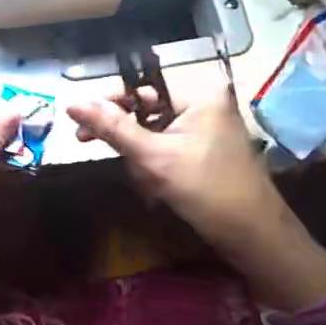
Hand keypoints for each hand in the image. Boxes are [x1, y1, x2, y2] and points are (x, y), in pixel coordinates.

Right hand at [66, 73, 290, 263]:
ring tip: (145, 186)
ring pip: (153, 135)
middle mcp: (204, 107)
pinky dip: (154, 168)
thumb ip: (112, 128)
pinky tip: (153, 190)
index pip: (141, 89)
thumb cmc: (206, 190)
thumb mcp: (153, 157)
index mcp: (199, 97)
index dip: (108, 104)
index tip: (79, 124)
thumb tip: (73, 103)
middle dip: (125, 139)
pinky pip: (167, 150)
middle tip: (88, 146)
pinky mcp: (204, 153)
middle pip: (145, 112)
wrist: (252, 235)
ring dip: (139, 159)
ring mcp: (206, 131)